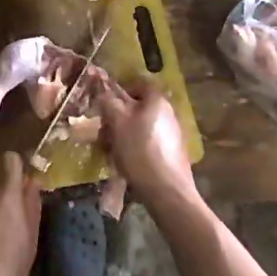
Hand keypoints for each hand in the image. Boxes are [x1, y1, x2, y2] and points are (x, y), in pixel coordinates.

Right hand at [99, 77, 198, 211]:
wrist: (167, 191)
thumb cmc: (140, 150)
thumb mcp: (118, 122)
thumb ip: (109, 102)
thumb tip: (104, 91)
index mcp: (157, 100)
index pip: (138, 84)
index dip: (121, 90)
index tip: (106, 104)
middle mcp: (168, 113)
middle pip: (139, 108)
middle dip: (119, 118)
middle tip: (104, 132)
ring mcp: (172, 134)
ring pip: (142, 127)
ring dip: (125, 135)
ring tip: (111, 151)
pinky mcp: (172, 154)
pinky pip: (149, 143)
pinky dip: (136, 148)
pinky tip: (125, 164)